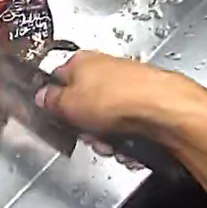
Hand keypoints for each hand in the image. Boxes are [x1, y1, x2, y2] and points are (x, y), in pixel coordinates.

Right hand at [35, 50, 206, 141]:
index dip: (53, 100)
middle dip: (83, 127)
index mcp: (81, 61)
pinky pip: (124, 128)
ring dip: (103, 138)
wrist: (164, 111)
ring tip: (110, 144)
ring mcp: (126, 87)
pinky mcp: (145, 105)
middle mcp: (105, 70)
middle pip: (81, 105)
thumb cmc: (118, 98)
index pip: (56, 79)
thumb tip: (42, 97)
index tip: (53, 115)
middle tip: (86, 134)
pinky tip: (126, 146)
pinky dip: (124, 140)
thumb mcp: (66, 104)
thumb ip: (48, 101)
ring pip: (103, 121)